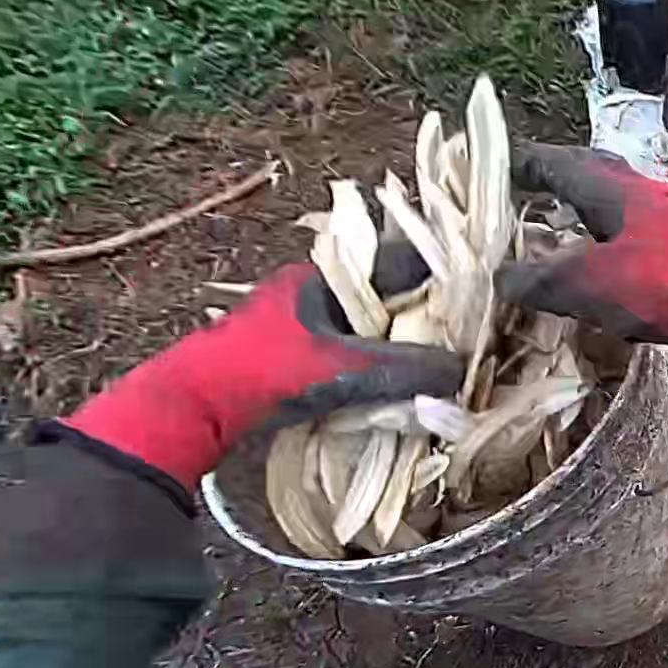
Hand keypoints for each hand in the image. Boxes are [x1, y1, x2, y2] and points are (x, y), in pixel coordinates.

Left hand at [65, 259, 462, 490]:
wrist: (194, 405)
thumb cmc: (266, 371)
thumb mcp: (342, 368)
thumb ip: (402, 367)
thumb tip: (460, 371)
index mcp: (328, 277)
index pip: (398, 263)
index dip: (439, 277)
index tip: (474, 298)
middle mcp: (320, 292)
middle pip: (389, 295)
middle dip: (426, 314)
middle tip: (462, 337)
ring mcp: (308, 322)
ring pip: (374, 323)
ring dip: (403, 339)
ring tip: (438, 359)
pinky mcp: (302, 352)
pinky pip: (357, 347)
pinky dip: (381, 359)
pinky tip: (400, 378)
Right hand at [496, 143, 667, 396]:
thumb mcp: (594, 287)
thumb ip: (543, 280)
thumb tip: (502, 278)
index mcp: (618, 192)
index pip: (562, 163)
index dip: (528, 164)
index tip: (501, 165)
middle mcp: (646, 193)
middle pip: (593, 172)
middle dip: (558, 176)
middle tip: (531, 187)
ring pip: (618, 202)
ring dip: (587, 206)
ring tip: (564, 223)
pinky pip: (636, 229)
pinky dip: (610, 236)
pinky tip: (608, 260)